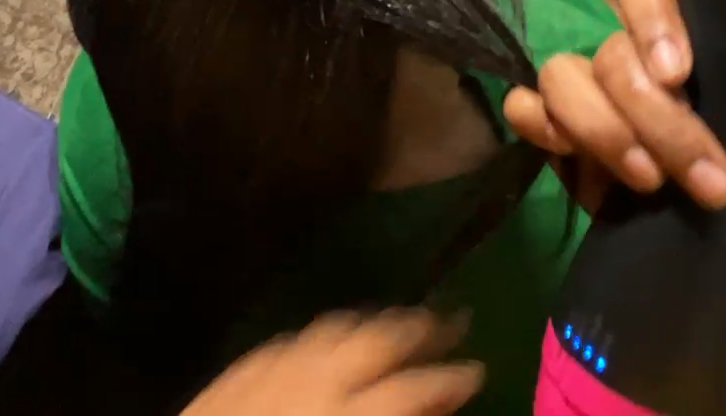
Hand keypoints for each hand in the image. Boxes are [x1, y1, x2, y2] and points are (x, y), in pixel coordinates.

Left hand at [181, 309, 483, 415]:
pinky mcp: (247, 364)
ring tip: (402, 320)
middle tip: (455, 319)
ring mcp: (278, 364)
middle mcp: (315, 378)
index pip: (410, 389)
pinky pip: (299, 336)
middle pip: (379, 339)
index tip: (478, 369)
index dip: (449, 378)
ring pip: (340, 327)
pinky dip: (328, 333)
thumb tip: (424, 410)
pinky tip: (337, 336)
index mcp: (341, 413)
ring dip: (376, 322)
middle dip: (421, 327)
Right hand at [502, 0, 725, 271]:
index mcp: (681, 28)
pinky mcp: (555, 126)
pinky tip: (567, 151)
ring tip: (648, 181)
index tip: (678, 75)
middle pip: (606, 47)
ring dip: (602, 128)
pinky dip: (539, 123)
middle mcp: (624, 44)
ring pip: (559, 72)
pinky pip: (523, 104)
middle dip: (652, 115)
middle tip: (703, 178)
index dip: (652, 21)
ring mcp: (584, 84)